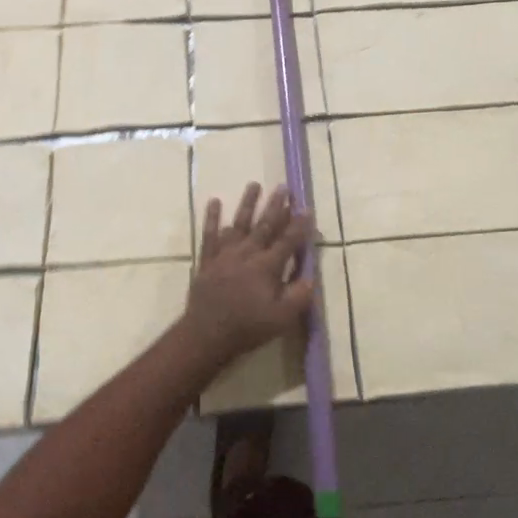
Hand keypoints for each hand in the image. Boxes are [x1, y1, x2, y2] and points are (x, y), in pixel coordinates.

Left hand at [183, 183, 315, 358]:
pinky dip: (212, 217)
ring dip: (248, 203)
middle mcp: (248, 253)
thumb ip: (299, 295)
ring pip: (239, 223)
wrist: (207, 334)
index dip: (300, 225)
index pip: (288, 240)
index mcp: (268, 266)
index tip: (308, 208)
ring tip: (254, 184)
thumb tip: (310, 276)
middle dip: (276, 206)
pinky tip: (214, 202)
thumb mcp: (282, 318)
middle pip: (265, 225)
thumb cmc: (248, 327)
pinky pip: (210, 234)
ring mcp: (226, 254)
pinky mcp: (208, 259)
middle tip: (284, 187)